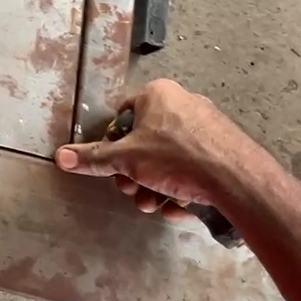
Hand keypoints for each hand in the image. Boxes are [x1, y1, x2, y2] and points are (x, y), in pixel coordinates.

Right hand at [55, 79, 277, 217]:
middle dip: (135, 173)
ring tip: (155, 205)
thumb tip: (59, 156)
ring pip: (169, 157)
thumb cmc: (176, 158)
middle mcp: (184, 102)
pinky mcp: (227, 147)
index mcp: (157, 93)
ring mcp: (209, 124)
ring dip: (155, 185)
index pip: (122, 117)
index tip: (116, 167)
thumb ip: (93, 158)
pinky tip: (179, 206)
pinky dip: (182, 185)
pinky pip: (194, 165)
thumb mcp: (125, 159)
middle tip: (133, 191)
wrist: (240, 181)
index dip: (114, 145)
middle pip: (145, 141)